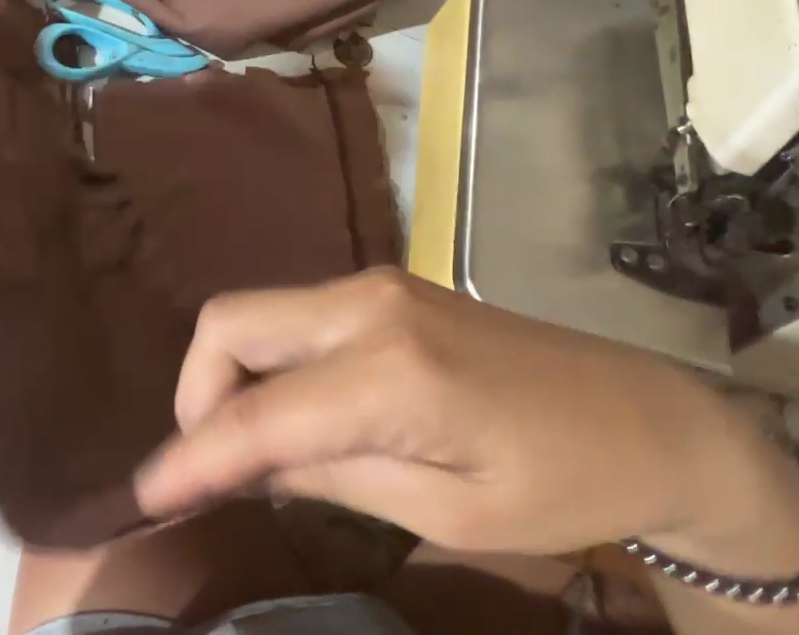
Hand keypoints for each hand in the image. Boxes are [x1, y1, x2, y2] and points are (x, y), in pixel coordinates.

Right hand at [134, 269, 798, 562]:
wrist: (652, 417)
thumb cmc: (563, 486)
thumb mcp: (445, 510)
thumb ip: (330, 476)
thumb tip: (244, 464)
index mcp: (390, 372)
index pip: (257, 414)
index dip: (193, 457)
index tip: (146, 494)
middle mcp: (367, 306)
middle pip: (231, 324)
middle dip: (199, 393)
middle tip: (218, 467)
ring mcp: (375, 287)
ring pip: (257, 314)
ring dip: (232, 377)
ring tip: (259, 451)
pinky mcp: (385, 290)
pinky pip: (294, 318)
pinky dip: (271, 363)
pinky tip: (299, 414)